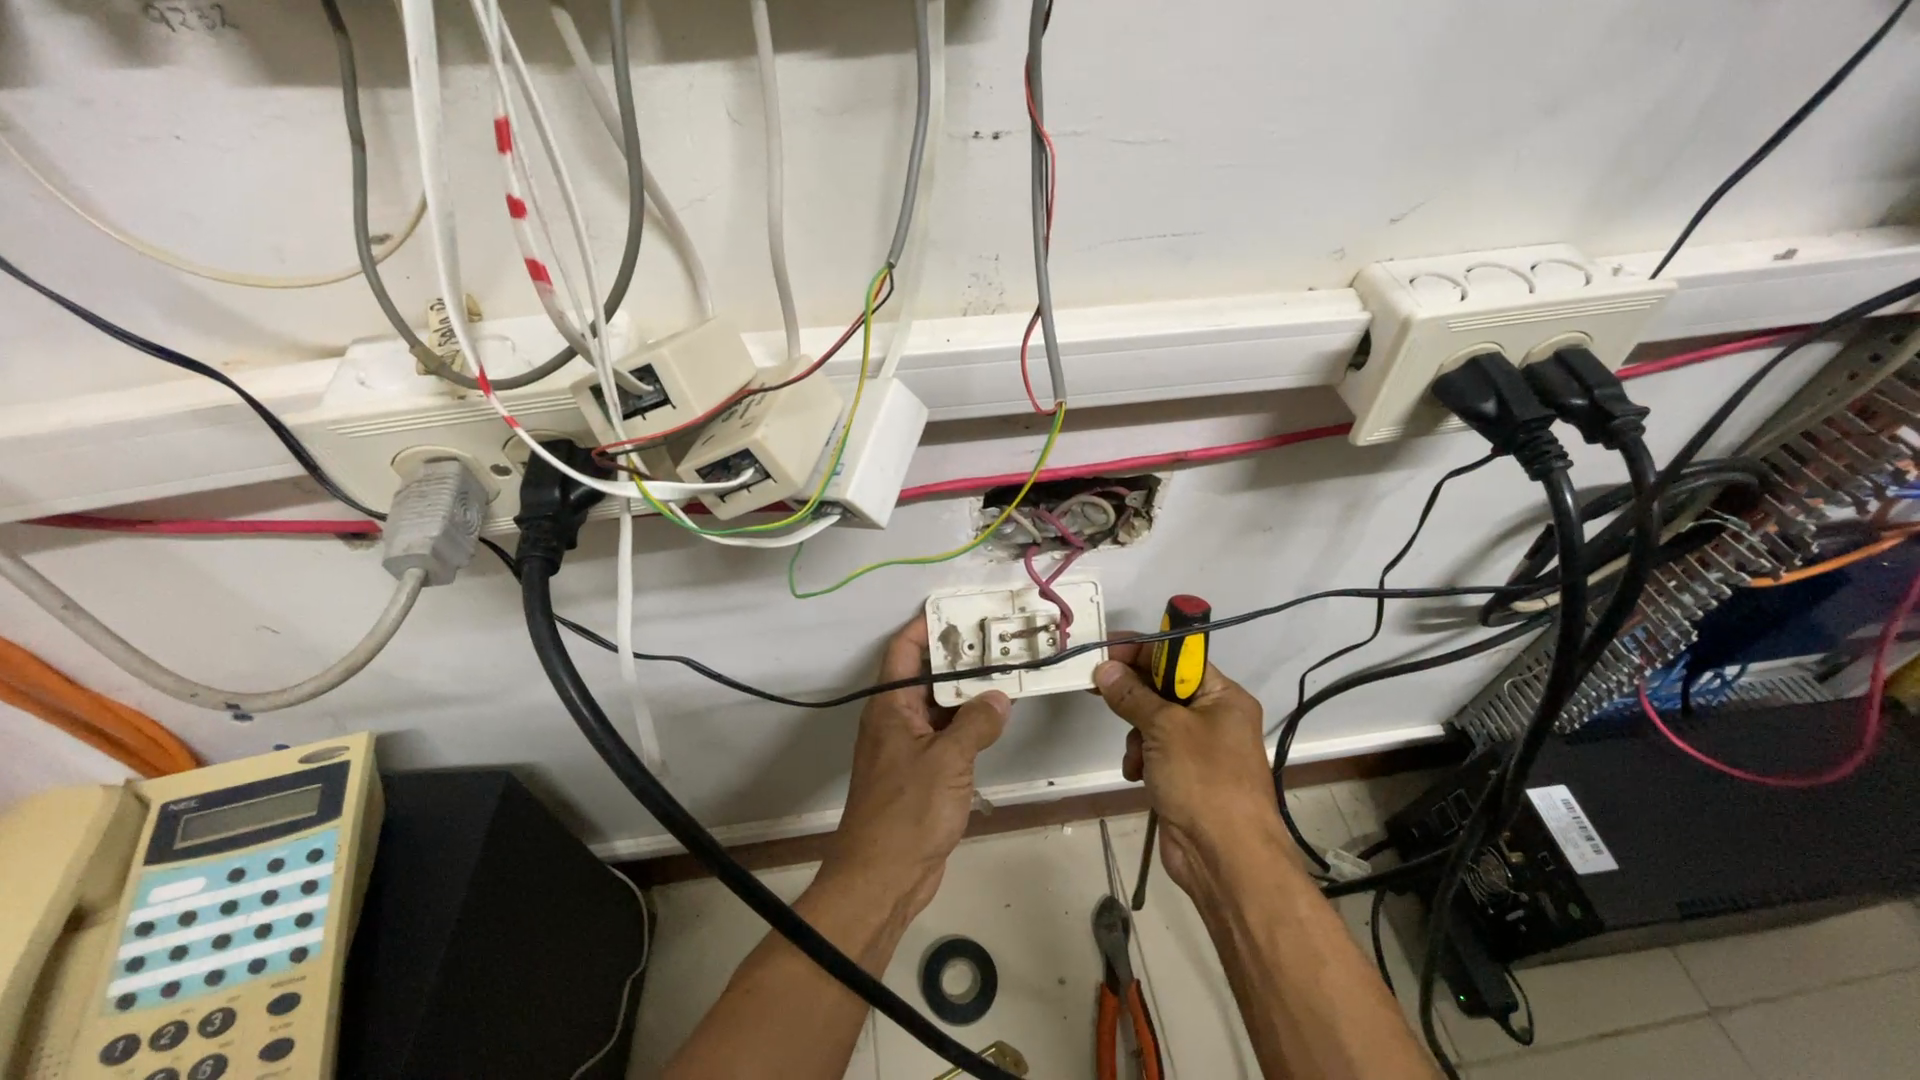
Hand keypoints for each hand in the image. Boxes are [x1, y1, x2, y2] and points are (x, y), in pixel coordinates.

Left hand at [823, 618, 1011, 921]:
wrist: (883, 877)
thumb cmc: (908, 812)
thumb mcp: (948, 761)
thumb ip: (976, 723)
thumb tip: (998, 696)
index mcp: (889, 707)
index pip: (903, 651)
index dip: (926, 626)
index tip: (960, 611)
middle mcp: (894, 721)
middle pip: (925, 677)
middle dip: (959, 659)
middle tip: (999, 641)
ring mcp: (907, 749)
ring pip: (939, 708)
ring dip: (968, 694)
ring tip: (1007, 673)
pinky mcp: (921, 775)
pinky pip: (946, 737)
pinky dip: (969, 726)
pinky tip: (997, 719)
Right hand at [1093, 643, 1288, 894]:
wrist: (1225, 856)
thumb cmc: (1203, 780)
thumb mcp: (1165, 728)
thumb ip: (1133, 695)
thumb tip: (1106, 668)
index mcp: (1223, 696)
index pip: (1179, 657)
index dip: (1142, 651)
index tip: (1106, 650)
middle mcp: (1215, 717)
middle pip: (1164, 689)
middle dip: (1134, 694)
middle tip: (1098, 689)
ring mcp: (1200, 749)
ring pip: (1154, 722)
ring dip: (1136, 734)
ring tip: (1136, 755)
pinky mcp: (1185, 777)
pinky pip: (1154, 752)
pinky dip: (1141, 758)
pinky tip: (1137, 774)